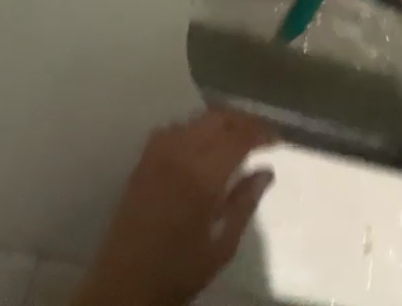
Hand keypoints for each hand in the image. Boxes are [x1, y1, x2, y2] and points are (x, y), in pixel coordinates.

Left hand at [73, 110, 275, 305]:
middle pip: (217, 118)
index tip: (278, 139)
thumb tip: (266, 171)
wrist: (123, 284)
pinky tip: (200, 144)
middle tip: (261, 134)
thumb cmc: (178, 271)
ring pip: (194, 119)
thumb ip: (244, 204)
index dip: (261, 132)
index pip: (239, 137)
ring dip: (219, 121)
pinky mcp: (142, 160)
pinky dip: (193, 128)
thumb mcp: (221, 246)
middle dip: (242, 120)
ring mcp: (157, 154)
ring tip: (235, 137)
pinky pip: (173, 129)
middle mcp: (179, 154)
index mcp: (202, 176)